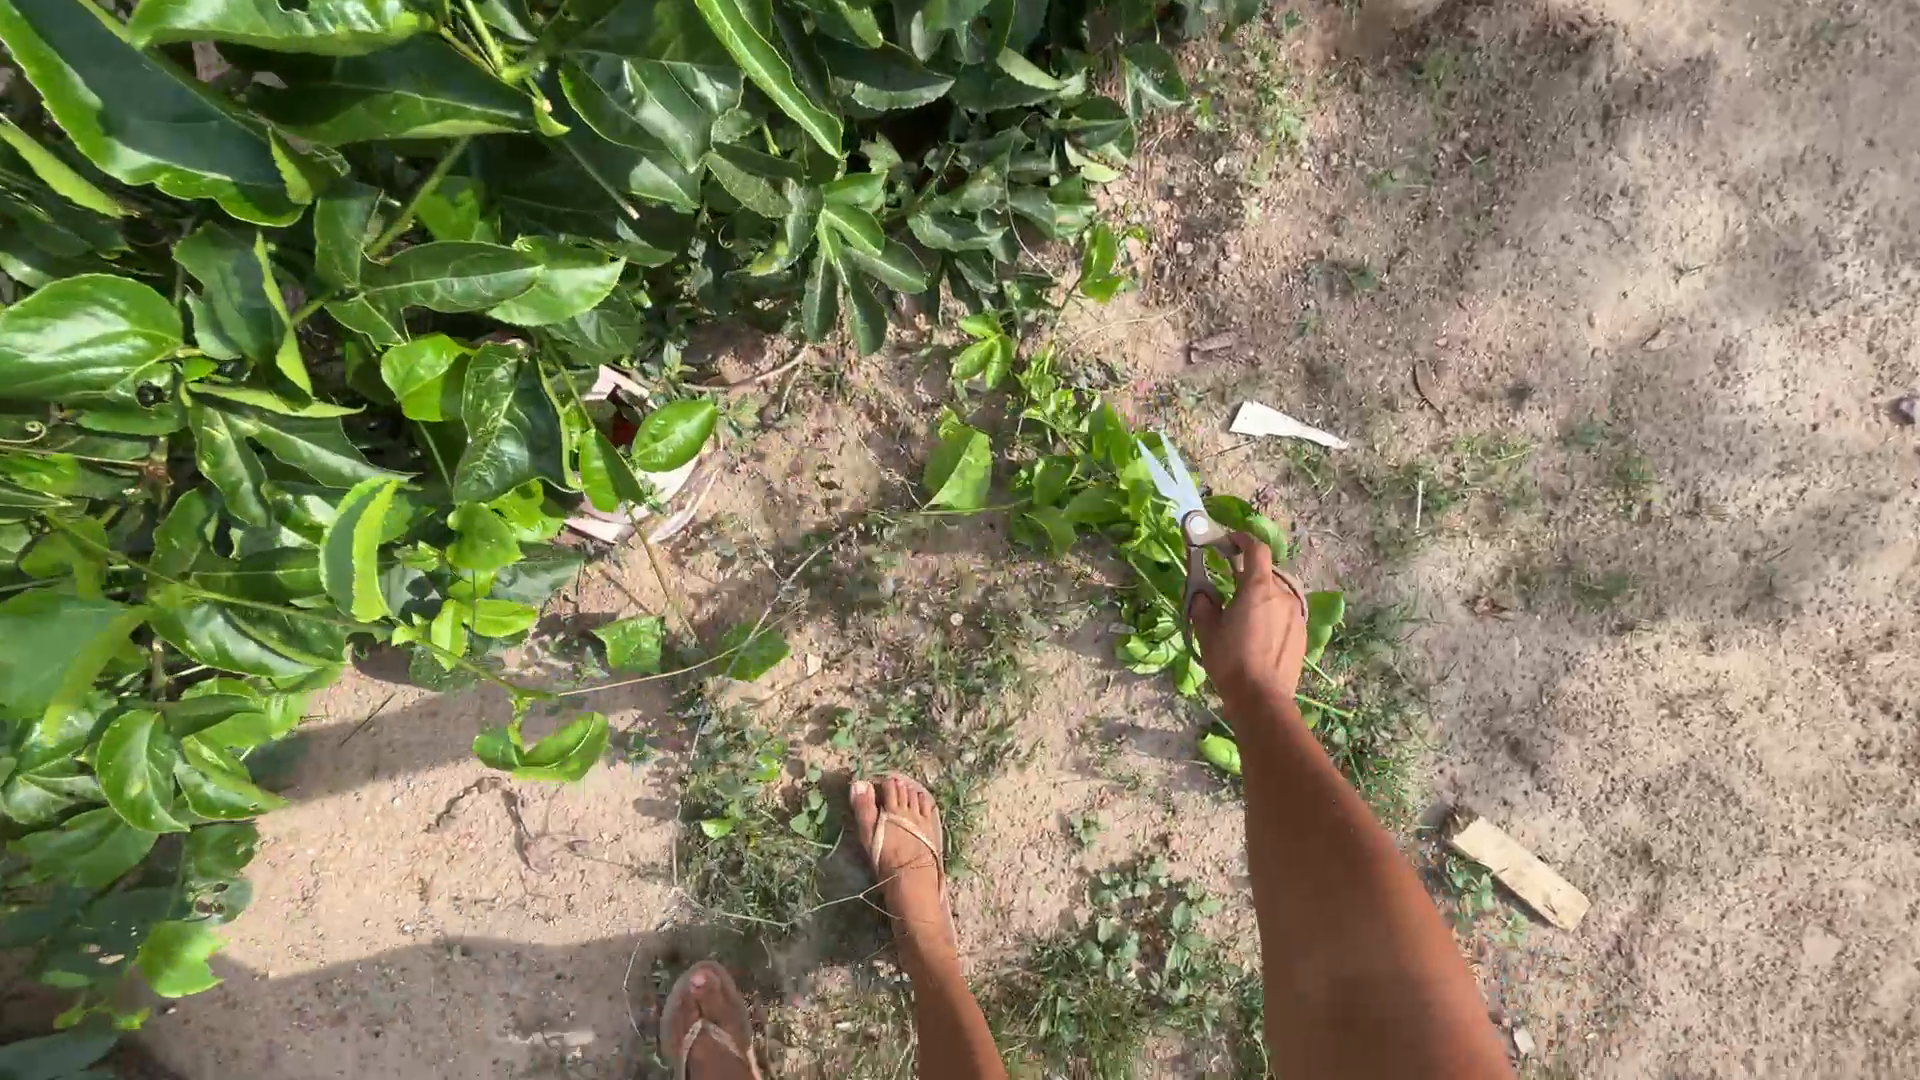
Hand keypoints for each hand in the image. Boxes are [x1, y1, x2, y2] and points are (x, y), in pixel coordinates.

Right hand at [1190, 532, 1307, 698]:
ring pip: (1276, 592)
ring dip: (1259, 593)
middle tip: (1228, 583)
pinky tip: (1257, 629)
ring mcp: (1295, 613)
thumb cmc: (1230, 661)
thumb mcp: (1207, 631)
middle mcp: (1282, 595)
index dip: (1242, 539)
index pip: (1256, 549)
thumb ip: (1203, 605)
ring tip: (1242, 611)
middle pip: (1265, 572)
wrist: (1262, 698)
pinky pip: (1284, 610)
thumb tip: (1203, 594)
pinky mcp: (1302, 632)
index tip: (1228, 541)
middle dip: (1246, 572)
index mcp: (1257, 588)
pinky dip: (1270, 610)